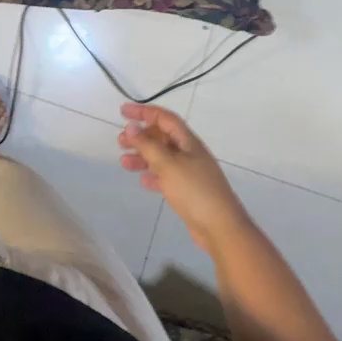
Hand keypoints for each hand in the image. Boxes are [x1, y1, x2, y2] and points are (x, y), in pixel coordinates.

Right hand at [118, 103, 247, 253]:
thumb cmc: (194, 191)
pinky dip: (153, 175)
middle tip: (120, 142)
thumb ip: (148, 145)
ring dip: (143, 157)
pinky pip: (167, 177)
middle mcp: (190, 154)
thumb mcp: (168, 164)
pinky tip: (143, 181)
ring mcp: (190, 173)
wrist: (221, 228)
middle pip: (162, 137)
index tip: (123, 112)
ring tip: (124, 162)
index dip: (144, 112)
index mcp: (188, 142)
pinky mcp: (189, 191)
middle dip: (141, 136)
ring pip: (162, 158)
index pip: (164, 118)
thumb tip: (132, 127)